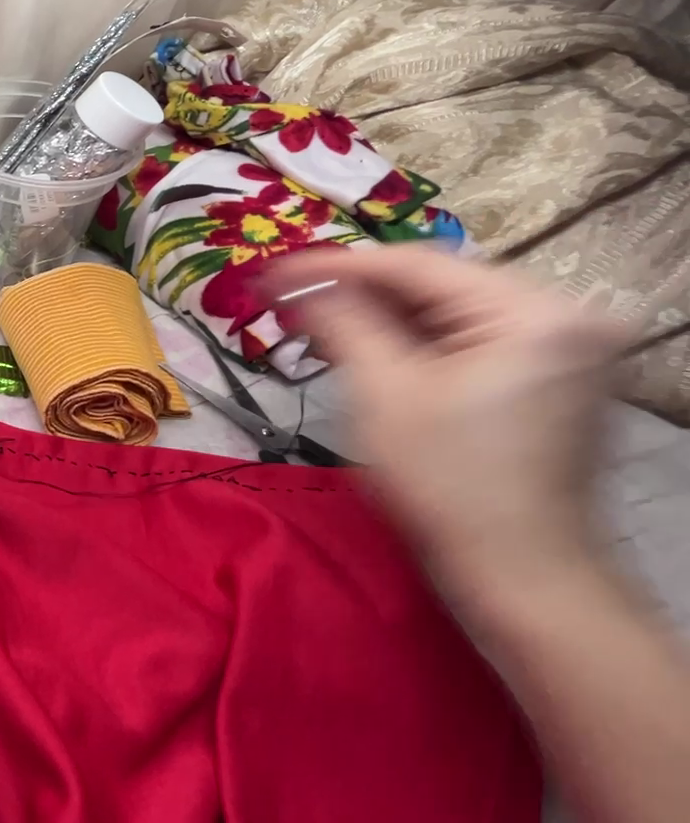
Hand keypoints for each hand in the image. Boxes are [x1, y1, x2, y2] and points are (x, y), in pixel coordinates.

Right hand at [266, 245, 628, 593]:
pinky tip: (356, 347)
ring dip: (373, 316)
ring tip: (309, 325)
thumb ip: (339, 319)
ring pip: (442, 310)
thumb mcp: (380, 389)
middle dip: (352, 291)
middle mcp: (560, 317)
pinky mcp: (543, 374)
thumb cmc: (446, 478)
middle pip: (433, 284)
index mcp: (534, 314)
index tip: (271, 272)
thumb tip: (291, 277)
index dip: (333, 265)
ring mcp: (559, 347)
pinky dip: (405, 340)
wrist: (518, 567)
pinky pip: (461, 337)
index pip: (415, 264)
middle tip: (284, 299)